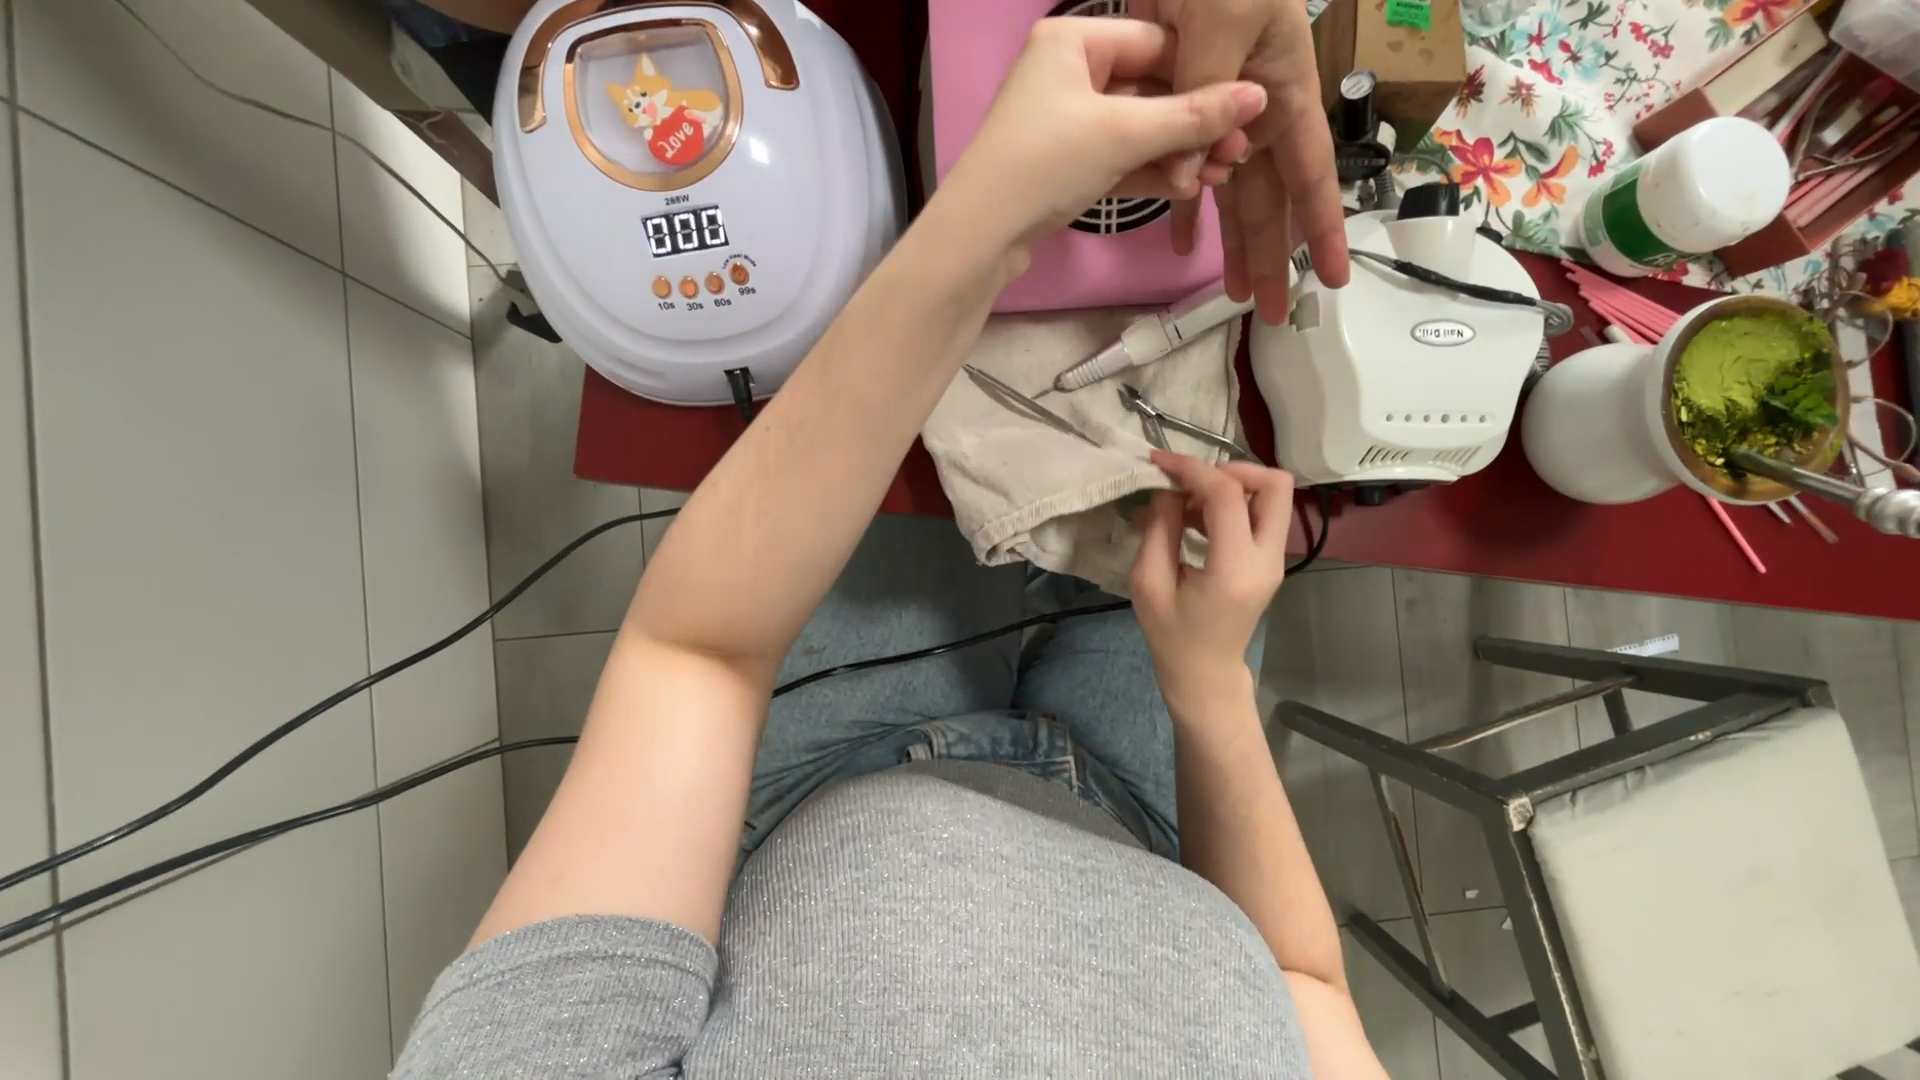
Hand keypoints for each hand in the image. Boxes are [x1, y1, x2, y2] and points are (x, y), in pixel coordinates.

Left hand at [940, 18, 1268, 256]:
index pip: (1156, 43)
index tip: (1244, 105)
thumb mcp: (1123, 134)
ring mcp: (1064, 122)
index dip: (1202, 75)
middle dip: (1193, 126)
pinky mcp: (1063, 165)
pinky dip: (1148, 173)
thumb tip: (1258, 97)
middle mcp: (1067, 73)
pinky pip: (1117, 159)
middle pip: (1149, 90)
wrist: (981, 234)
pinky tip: (1186, 190)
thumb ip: (1192, 117)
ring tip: (1218, 177)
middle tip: (1237, 153)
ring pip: (1135, 130)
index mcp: (1073, 41)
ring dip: (1176, 154)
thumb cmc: (1046, 163)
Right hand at [1131, 450, 1295, 712]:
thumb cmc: (1171, 636)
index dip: (1193, 469)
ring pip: (1273, 495)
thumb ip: (1159, 530)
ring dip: (1231, 486)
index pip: (1227, 495)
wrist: (1205, 673)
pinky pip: (1261, 514)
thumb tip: (1168, 489)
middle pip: (1275, 484)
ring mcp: (1274, 560)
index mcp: (1234, 569)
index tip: (1159, 462)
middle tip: (1191, 481)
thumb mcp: (1149, 583)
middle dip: (1231, 470)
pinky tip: (1193, 518)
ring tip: (1185, 502)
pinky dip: (1231, 503)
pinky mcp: (1269, 561)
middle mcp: (1266, 559)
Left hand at [1133, 0, 1352, 322]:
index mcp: (1279, 91)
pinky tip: (1180, 245)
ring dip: (1230, 244)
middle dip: (1271, 257)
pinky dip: (1178, 206)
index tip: (1337, 278)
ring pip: (1227, 194)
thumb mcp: (1216, 22)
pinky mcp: (1176, 115)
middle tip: (1272, 312)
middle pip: (1267, 199)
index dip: (1321, 230)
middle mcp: (1254, 112)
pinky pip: (1181, 170)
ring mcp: (1215, 115)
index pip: (1308, 174)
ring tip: (1234, 295)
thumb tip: (1200, 175)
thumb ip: (1204, 101)